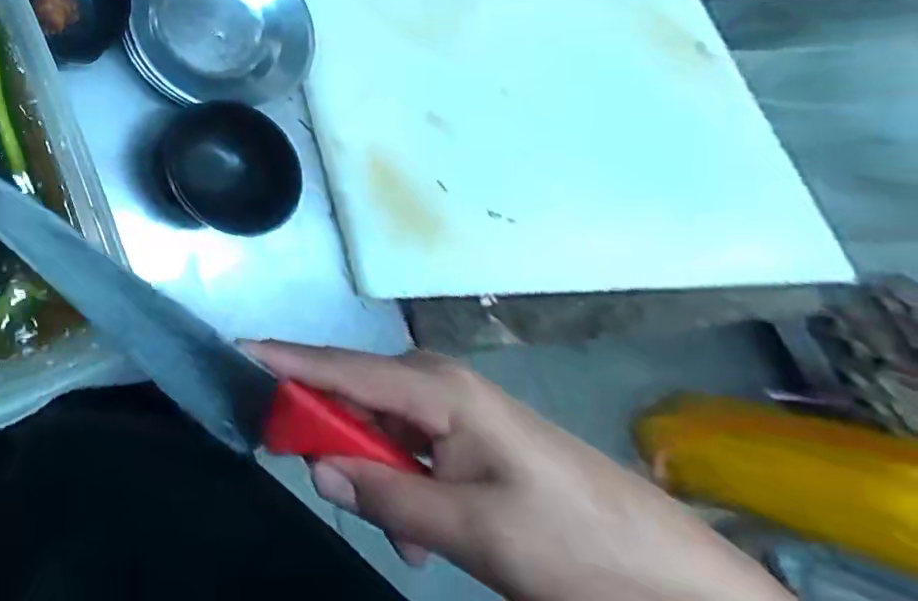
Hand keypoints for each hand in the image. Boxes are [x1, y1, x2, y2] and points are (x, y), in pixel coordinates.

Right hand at [243, 343, 791, 600]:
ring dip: (370, 474)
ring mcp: (456, 409)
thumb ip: (384, 493)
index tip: (233, 349)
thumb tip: (313, 466)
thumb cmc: (579, 547)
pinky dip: (399, 485)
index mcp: (435, 389)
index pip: (337, 366)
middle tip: (322, 483)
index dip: (282, 359)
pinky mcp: (472, 437)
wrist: (693, 588)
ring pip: (377, 428)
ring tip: (401, 539)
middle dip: (329, 438)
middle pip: (350, 394)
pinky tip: (422, 535)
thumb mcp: (473, 530)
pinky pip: (408, 448)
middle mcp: (437, 385)